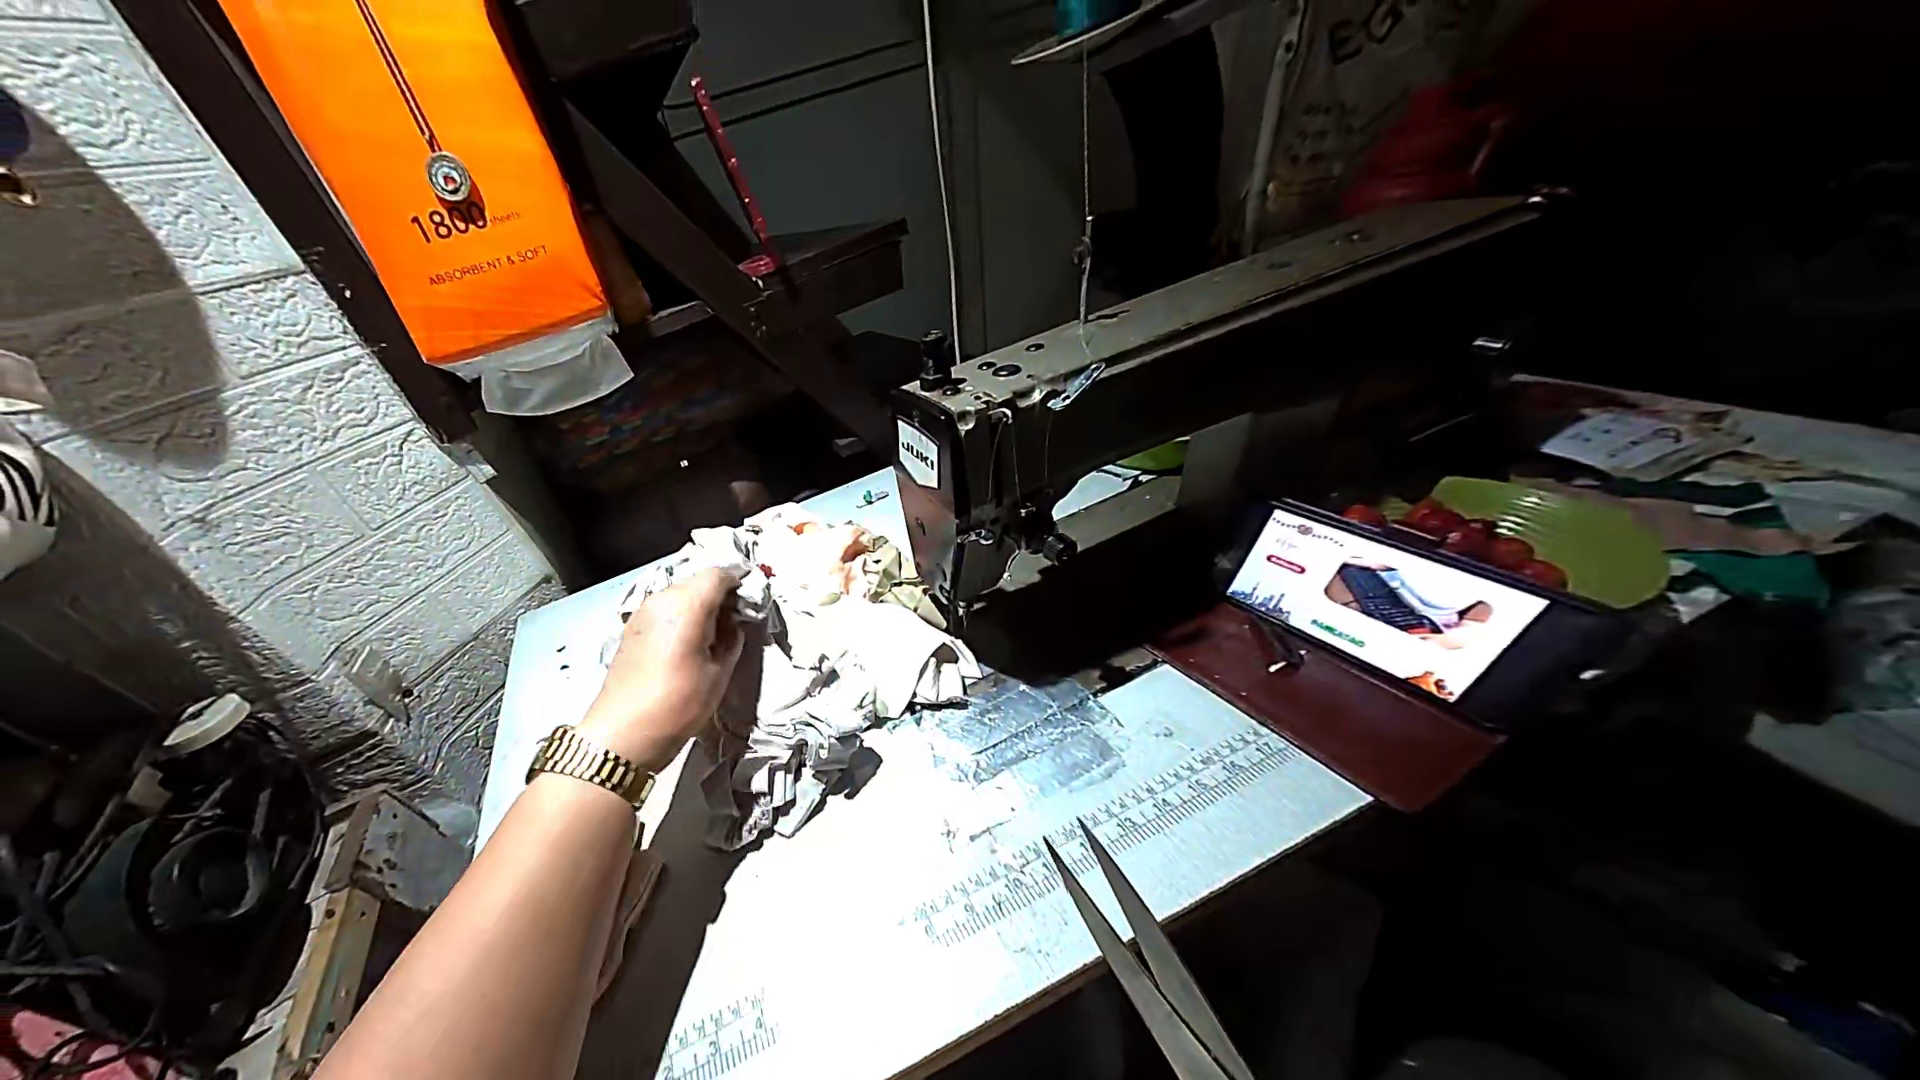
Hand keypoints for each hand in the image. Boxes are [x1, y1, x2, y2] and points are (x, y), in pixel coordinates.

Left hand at [578, 567, 745, 769]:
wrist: (622, 735)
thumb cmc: (678, 704)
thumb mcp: (719, 672)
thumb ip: (732, 638)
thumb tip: (734, 623)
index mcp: (686, 605)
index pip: (721, 575)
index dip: (742, 581)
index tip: (756, 598)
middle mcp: (662, 599)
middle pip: (700, 580)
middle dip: (723, 593)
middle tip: (740, 617)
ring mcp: (643, 612)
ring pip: (683, 593)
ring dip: (703, 604)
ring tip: (718, 631)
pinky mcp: (634, 628)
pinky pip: (668, 608)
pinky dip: (685, 614)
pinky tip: (695, 639)